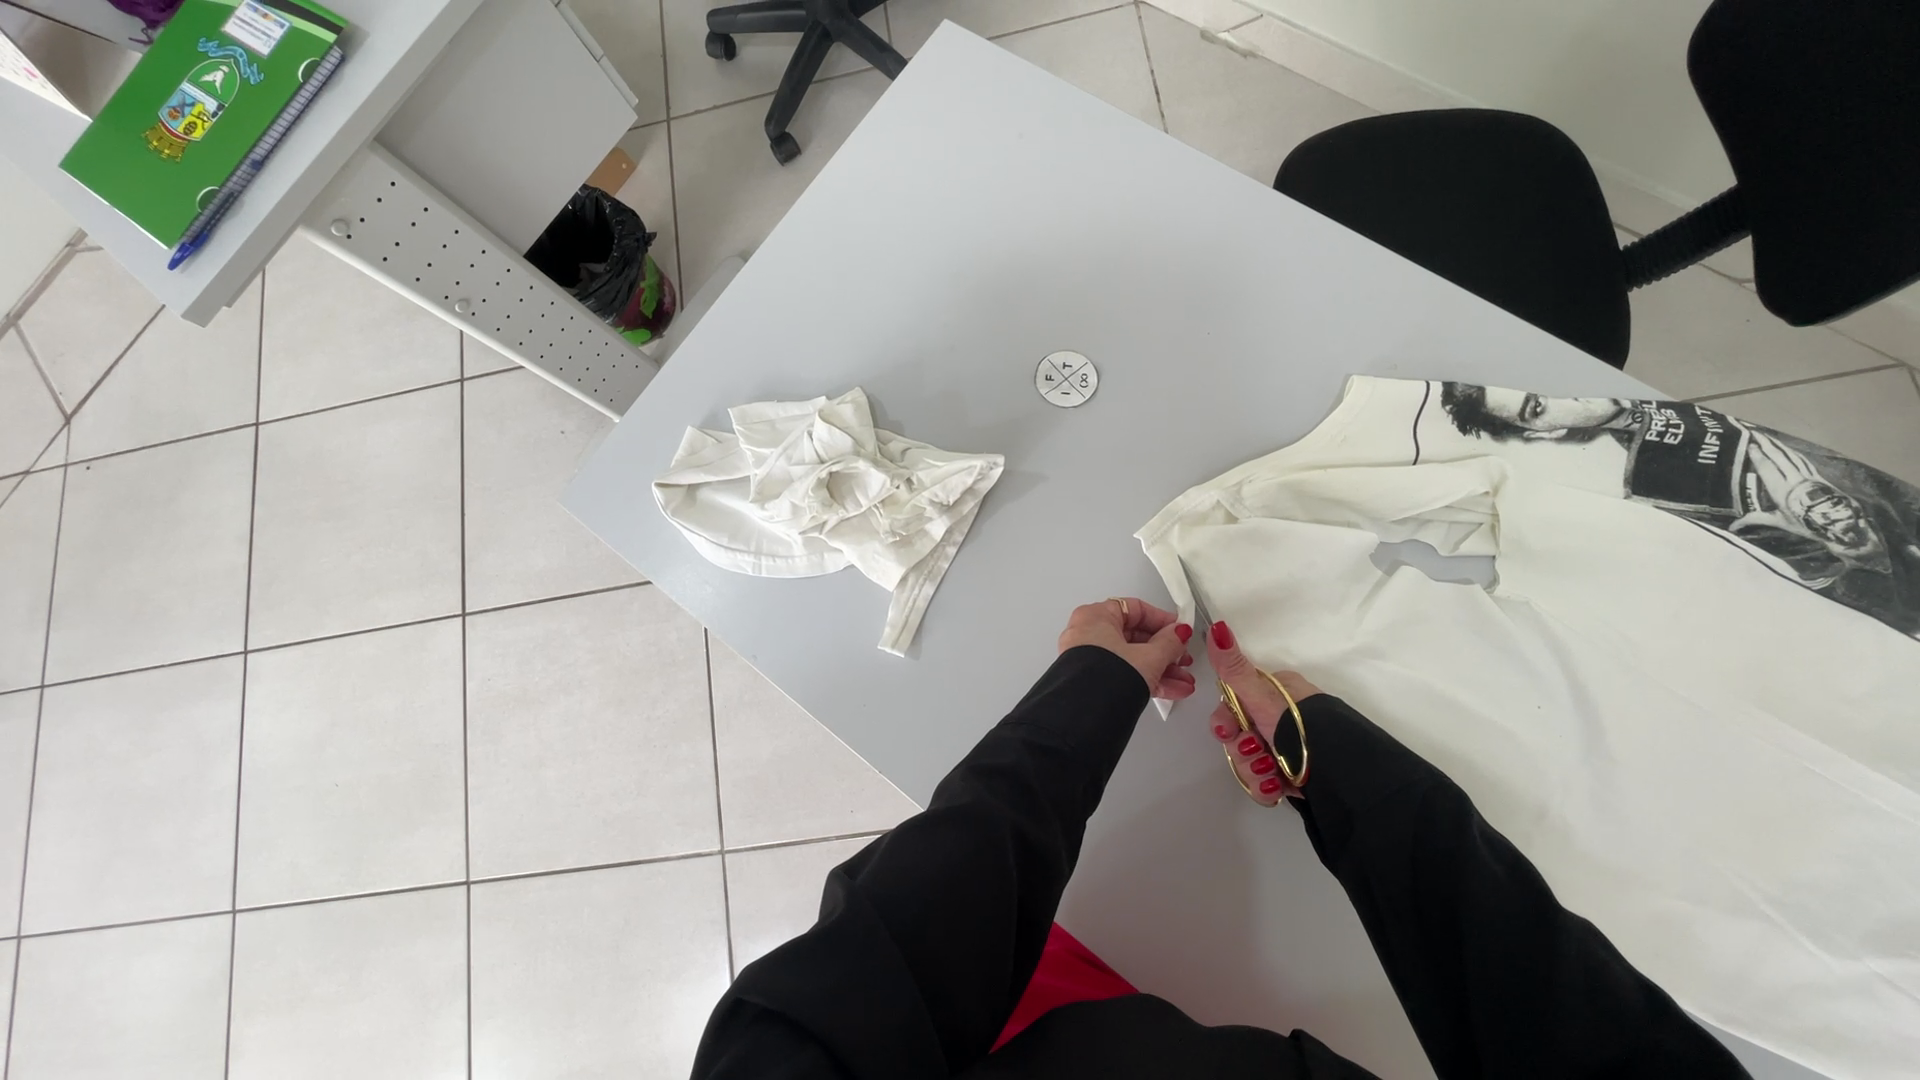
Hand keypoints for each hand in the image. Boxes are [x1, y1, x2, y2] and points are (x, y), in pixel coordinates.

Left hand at [1057, 598, 1196, 700]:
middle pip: (1135, 636)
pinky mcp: (1092, 680)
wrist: (1087, 716)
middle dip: (1165, 651)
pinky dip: (1146, 679)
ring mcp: (1088, 658)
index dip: (1162, 620)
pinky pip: (1124, 673)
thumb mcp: (1149, 657)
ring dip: (1161, 669)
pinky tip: (1171, 690)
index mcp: (1095, 616)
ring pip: (1132, 658)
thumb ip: (1170, 643)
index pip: (1135, 609)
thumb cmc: (1106, 679)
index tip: (1180, 630)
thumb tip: (1179, 633)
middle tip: (1183, 658)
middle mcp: (1087, 634)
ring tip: (1183, 681)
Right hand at [1204, 620, 1321, 806]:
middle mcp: (1279, 719)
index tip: (1228, 732)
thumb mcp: (1261, 697)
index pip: (1233, 705)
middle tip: (1256, 755)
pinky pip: (1265, 782)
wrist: (1340, 775)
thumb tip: (1215, 625)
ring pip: (1249, 762)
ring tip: (1273, 776)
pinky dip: (1268, 787)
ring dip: (1255, 772)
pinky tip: (1278, 788)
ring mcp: (1286, 748)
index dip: (1225, 722)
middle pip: (1238, 736)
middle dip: (1242, 752)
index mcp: (1274, 694)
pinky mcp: (1292, 776)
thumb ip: (1233, 668)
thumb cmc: (1299, 728)